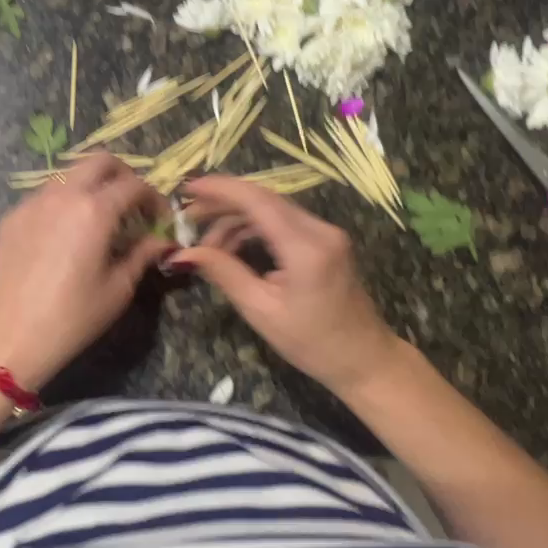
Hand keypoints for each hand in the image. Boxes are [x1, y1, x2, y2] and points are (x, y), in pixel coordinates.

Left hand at [0, 153, 174, 389]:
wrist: (9, 336)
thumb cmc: (71, 318)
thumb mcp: (117, 289)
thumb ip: (143, 255)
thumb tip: (163, 240)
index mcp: (95, 210)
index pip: (134, 185)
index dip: (154, 198)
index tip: (160, 219)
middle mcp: (63, 194)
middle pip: (100, 161)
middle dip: (123, 175)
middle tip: (132, 204)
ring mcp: (33, 201)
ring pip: (69, 174)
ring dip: (91, 185)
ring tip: (99, 218)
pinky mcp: (12, 215)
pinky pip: (45, 195)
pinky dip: (64, 202)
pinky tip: (65, 234)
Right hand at [167, 176, 397, 395]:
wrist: (365, 359)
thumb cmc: (312, 343)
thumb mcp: (260, 310)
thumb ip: (223, 272)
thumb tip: (182, 253)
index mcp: (305, 248)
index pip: (257, 201)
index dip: (220, 189)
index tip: (187, 188)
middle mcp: (319, 229)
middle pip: (262, 199)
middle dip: (222, 204)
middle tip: (188, 218)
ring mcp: (325, 232)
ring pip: (270, 208)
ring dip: (236, 219)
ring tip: (208, 245)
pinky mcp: (325, 239)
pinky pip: (283, 220)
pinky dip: (254, 227)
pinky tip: (234, 247)